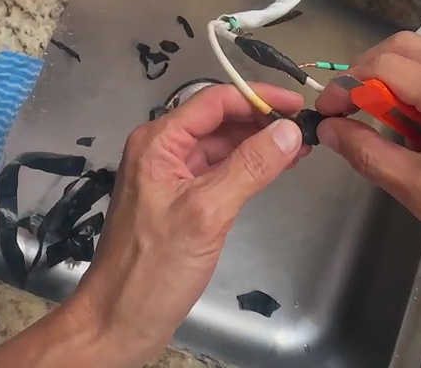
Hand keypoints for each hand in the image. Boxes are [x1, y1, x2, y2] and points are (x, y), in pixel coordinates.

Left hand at [64, 82, 310, 364]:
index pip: (215, 100)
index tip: (295, 104)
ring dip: (258, 143)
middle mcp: (163, 148)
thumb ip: (249, 167)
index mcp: (159, 140)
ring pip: (221, 144)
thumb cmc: (153, 268)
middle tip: (303, 127)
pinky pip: (218, 168)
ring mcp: (171, 173)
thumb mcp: (207, 213)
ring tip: (297, 147)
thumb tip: (289, 131)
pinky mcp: (181, 198)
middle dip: (261, 120)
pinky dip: (247, 165)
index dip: (258, 96)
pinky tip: (273, 168)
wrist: (117, 323)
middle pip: (219, 119)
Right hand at [314, 33, 420, 305]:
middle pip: (404, 47)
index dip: (346, 87)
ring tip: (386, 132)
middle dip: (367, 74)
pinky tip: (418, 135)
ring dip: (395, 84)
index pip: (383, 67)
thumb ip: (369, 154)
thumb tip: (328, 130)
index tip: (325, 115)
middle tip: (348, 113)